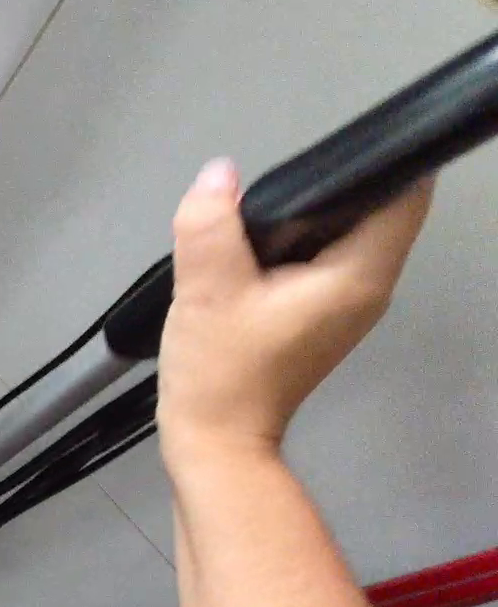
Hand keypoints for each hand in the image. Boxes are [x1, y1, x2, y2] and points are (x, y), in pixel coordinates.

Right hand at [155, 157, 432, 463]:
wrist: (213, 439)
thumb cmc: (218, 370)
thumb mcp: (203, 294)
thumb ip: (209, 229)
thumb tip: (216, 174)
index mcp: (361, 274)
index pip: (403, 192)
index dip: (365, 167)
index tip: (307, 168)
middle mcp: (371, 287)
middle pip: (368, 216)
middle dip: (314, 202)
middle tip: (251, 214)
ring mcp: (347, 309)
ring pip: (337, 244)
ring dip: (294, 234)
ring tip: (238, 246)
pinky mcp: (318, 325)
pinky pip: (315, 272)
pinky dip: (284, 262)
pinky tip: (241, 275)